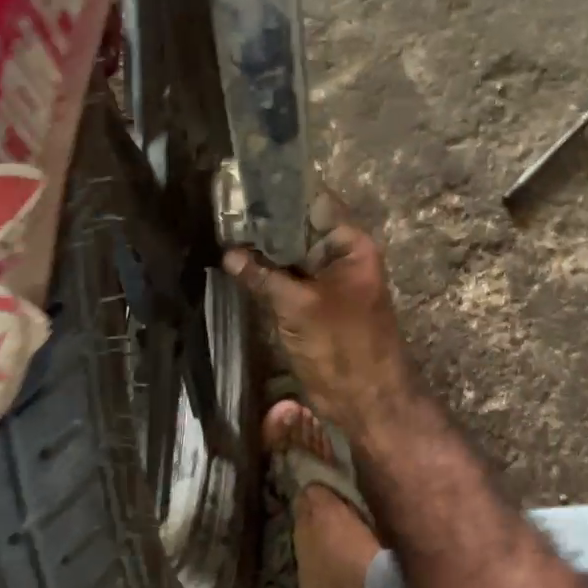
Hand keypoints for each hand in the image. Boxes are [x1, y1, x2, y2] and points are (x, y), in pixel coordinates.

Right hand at [221, 192, 414, 434]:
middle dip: (264, 222)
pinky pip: (287, 281)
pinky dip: (265, 275)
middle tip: (222, 209)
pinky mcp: (312, 306)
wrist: (366, 401)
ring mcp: (325, 283)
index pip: (316, 203)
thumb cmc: (342, 347)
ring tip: (221, 231)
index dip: (282, 194)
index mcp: (351, 247)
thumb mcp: (299, 306)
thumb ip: (263, 276)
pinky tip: (234, 265)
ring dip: (262, 250)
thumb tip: (229, 253)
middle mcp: (340, 258)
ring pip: (290, 256)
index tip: (245, 185)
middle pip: (299, 229)